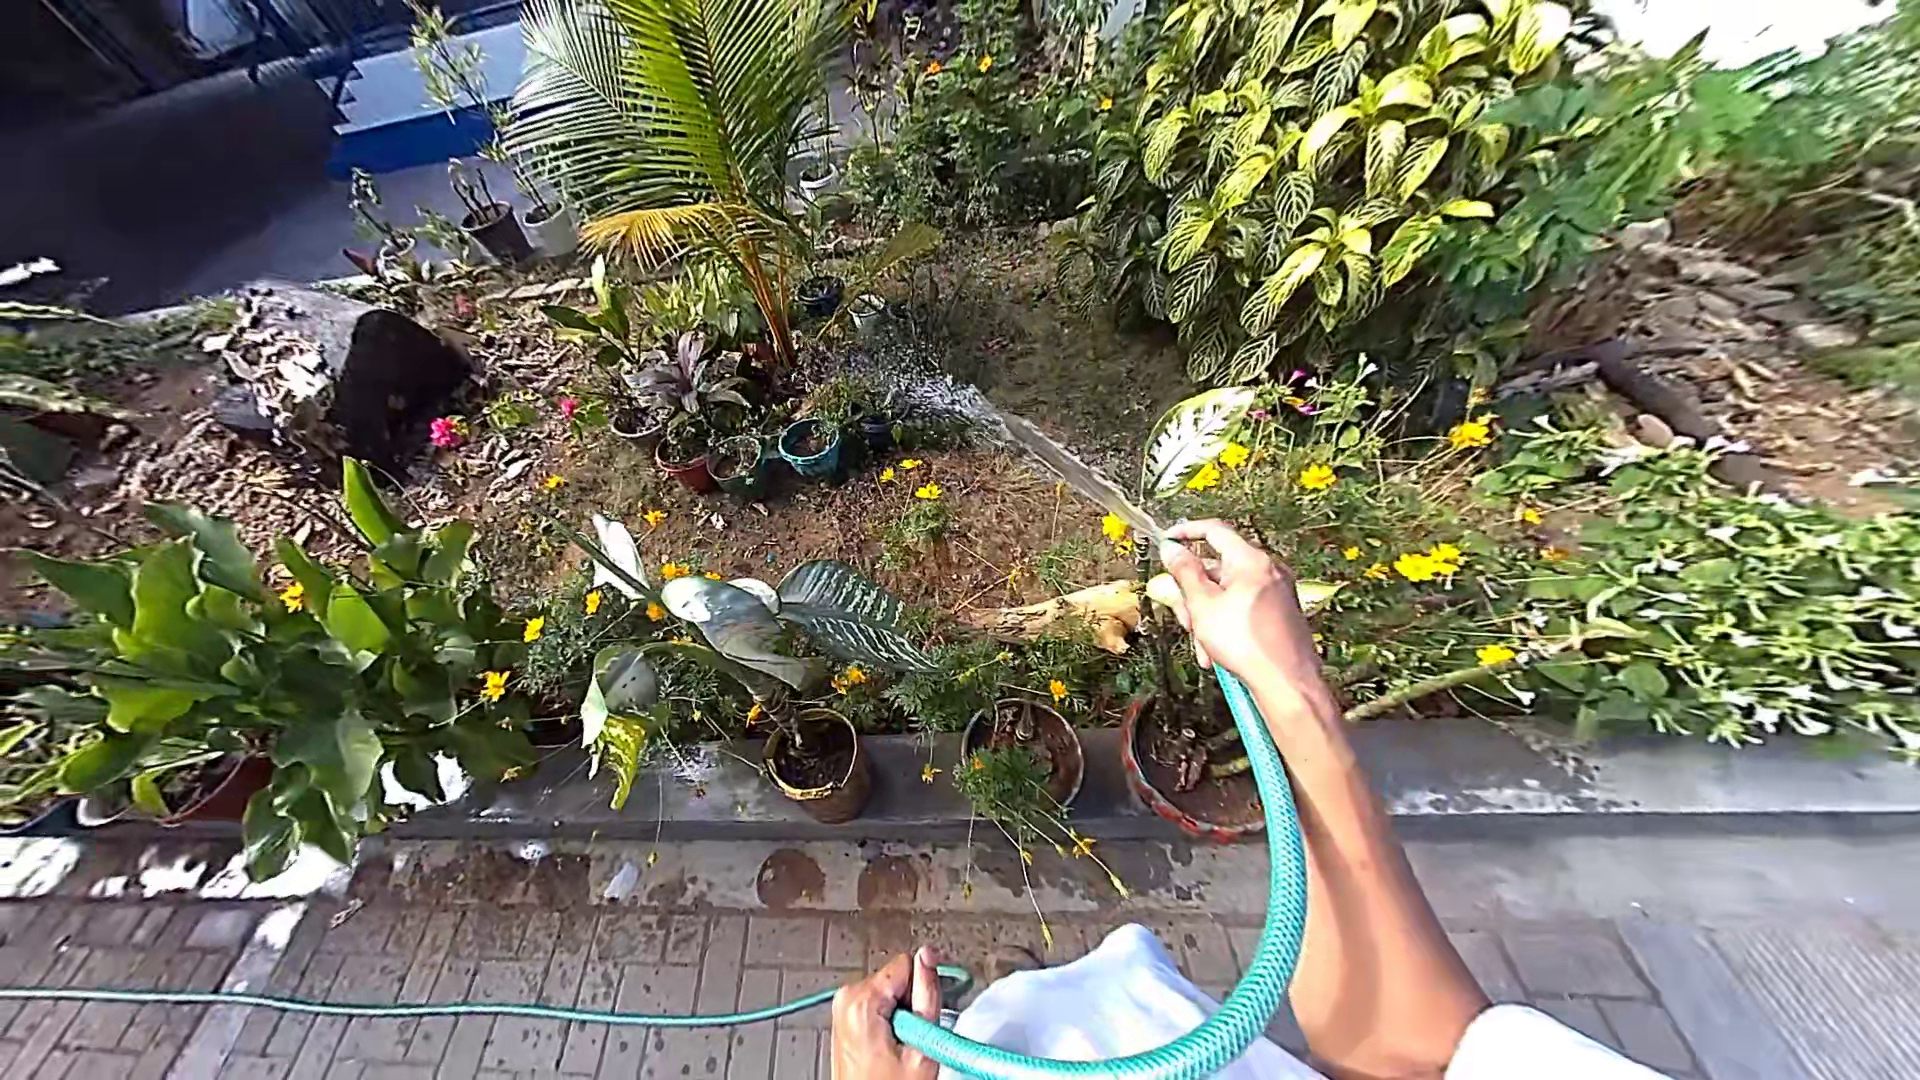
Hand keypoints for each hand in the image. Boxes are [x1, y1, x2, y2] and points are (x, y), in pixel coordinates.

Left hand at [831, 947, 941, 1079]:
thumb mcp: (921, 1049)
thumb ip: (928, 994)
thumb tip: (928, 954)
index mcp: (862, 1000)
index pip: (907, 963)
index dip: (921, 991)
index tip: (919, 1020)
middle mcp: (846, 997)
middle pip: (896, 976)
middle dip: (908, 1003)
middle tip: (909, 1040)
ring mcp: (842, 1007)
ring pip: (888, 989)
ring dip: (898, 1014)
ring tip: (896, 1047)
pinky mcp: (844, 1017)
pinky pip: (876, 1003)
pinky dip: (886, 1021)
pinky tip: (886, 1048)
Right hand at [1158, 519, 1336, 719]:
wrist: (1287, 683)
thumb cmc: (1245, 643)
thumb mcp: (1202, 604)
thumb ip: (1184, 572)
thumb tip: (1172, 548)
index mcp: (1250, 561)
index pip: (1214, 530)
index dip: (1185, 532)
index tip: (1167, 541)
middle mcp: (1267, 570)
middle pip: (1216, 568)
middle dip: (1193, 594)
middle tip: (1184, 616)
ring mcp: (1275, 592)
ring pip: (1225, 593)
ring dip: (1205, 616)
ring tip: (1202, 645)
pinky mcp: (1278, 613)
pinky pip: (1240, 609)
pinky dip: (1223, 625)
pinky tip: (1214, 652)